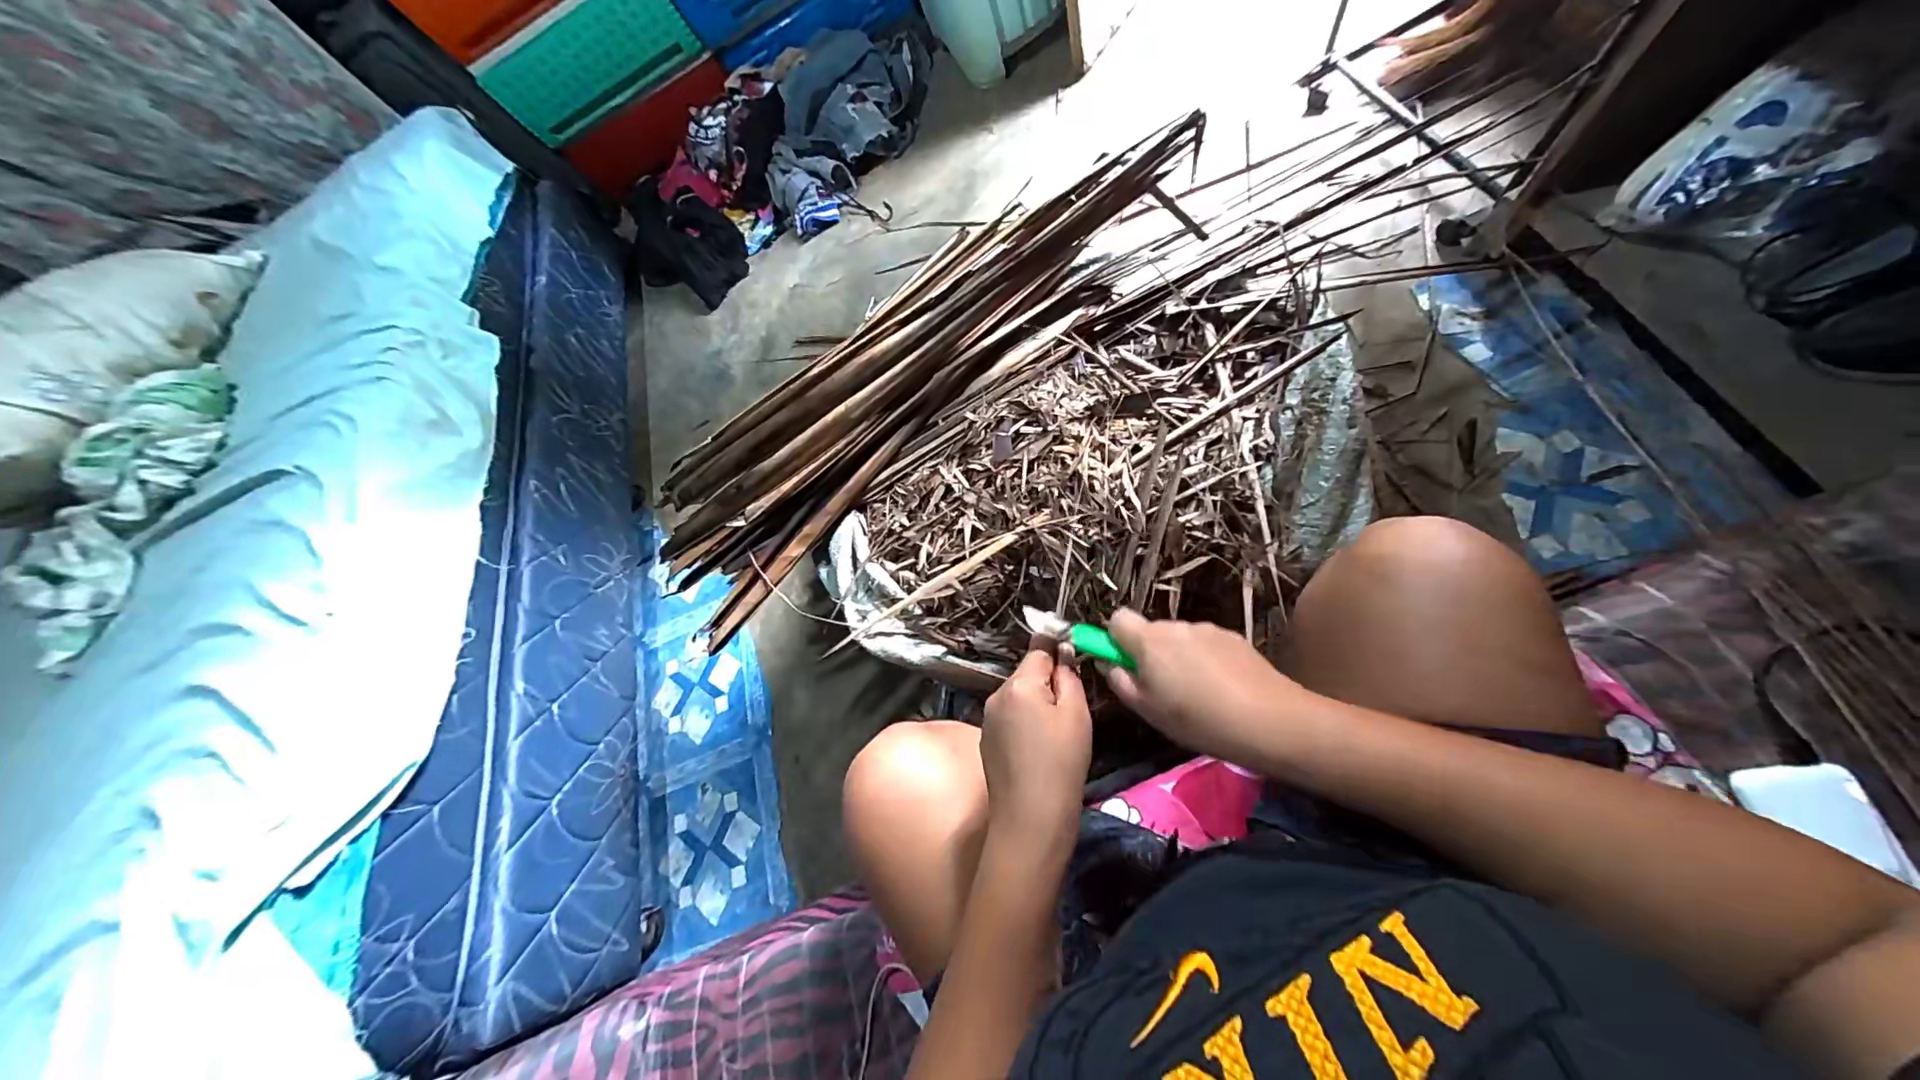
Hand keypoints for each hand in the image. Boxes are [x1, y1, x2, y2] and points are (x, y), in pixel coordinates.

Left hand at [980, 638, 1092, 842]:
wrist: (1031, 817)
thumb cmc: (1062, 763)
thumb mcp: (1076, 715)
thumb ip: (1068, 677)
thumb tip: (1063, 654)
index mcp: (1018, 684)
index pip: (1038, 649)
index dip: (1057, 650)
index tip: (1073, 659)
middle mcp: (996, 695)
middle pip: (1026, 674)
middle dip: (1046, 682)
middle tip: (1070, 708)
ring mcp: (987, 718)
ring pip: (1017, 696)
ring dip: (1035, 703)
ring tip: (1056, 732)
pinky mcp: (986, 740)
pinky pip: (1009, 717)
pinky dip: (1024, 723)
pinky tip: (1038, 748)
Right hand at [1103, 608, 1301, 760]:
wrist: (1271, 720)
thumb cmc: (1199, 720)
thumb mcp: (1148, 710)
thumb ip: (1121, 682)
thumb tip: (1109, 663)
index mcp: (1149, 640)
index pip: (1117, 619)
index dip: (1116, 640)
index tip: (1124, 666)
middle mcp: (1176, 625)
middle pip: (1151, 631)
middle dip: (1150, 654)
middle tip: (1163, 690)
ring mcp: (1208, 629)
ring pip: (1179, 639)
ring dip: (1179, 658)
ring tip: (1197, 694)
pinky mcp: (1234, 637)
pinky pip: (1205, 645)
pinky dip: (1205, 661)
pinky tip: (1221, 689)